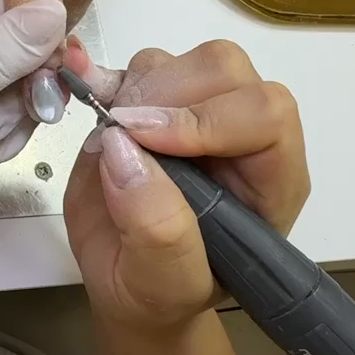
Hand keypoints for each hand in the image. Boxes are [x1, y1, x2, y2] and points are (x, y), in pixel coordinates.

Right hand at [60, 39, 308, 331]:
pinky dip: (100, 77)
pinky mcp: (143, 106)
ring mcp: (188, 115)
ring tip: (106, 134)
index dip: (204, 117)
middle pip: (224, 69)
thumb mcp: (163, 283)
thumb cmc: (156, 293)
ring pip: (177, 61)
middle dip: (165, 93)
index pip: (264, 114)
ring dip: (134, 88)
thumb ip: (158, 229)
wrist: (125, 285)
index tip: (141, 139)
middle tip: (119, 131)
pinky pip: (131, 68)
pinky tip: (85, 101)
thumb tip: (122, 147)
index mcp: (268, 178)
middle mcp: (236, 134)